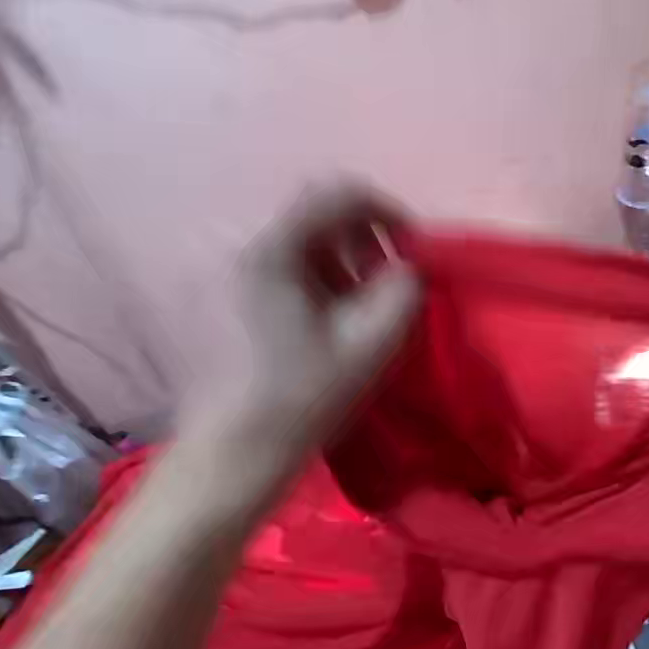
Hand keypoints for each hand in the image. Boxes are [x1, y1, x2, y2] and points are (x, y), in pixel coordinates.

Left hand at [174, 184, 418, 466]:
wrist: (234, 452)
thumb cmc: (301, 399)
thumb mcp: (365, 347)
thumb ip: (400, 296)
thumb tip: (409, 270)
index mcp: (273, 252)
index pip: (337, 196)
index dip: (387, 213)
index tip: (414, 250)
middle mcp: (247, 249)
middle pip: (318, 215)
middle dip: (366, 239)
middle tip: (393, 283)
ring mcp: (235, 274)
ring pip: (304, 243)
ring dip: (346, 262)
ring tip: (367, 307)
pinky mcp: (234, 299)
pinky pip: (288, 269)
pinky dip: (322, 282)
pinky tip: (336, 321)